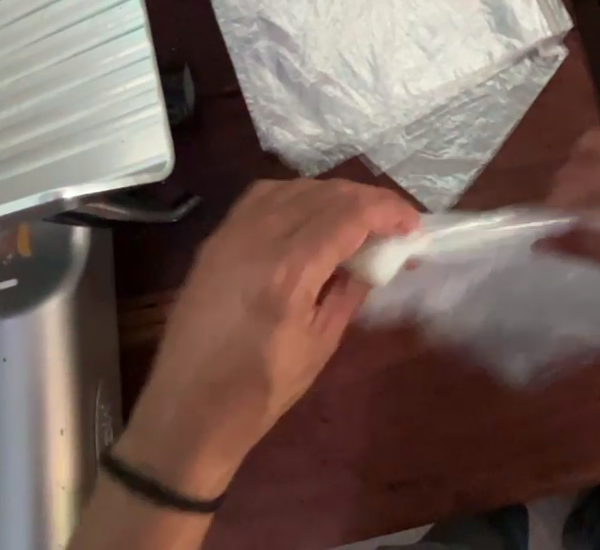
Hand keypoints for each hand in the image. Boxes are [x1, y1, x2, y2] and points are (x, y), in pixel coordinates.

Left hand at [114, 179, 419, 497]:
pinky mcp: (217, 238)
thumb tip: (380, 257)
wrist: (185, 412)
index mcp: (290, 271)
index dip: (389, 211)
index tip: (413, 225)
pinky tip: (310, 214)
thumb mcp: (320, 343)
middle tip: (393, 224)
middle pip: (327, 193)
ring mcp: (232, 233)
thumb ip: (351, 290)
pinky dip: (297, 195)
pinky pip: (264, 196)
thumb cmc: (260, 391)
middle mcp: (260, 238)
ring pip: (296, 187)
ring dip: (334, 195)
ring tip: (356, 219)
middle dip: (368, 201)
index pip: (350, 215)